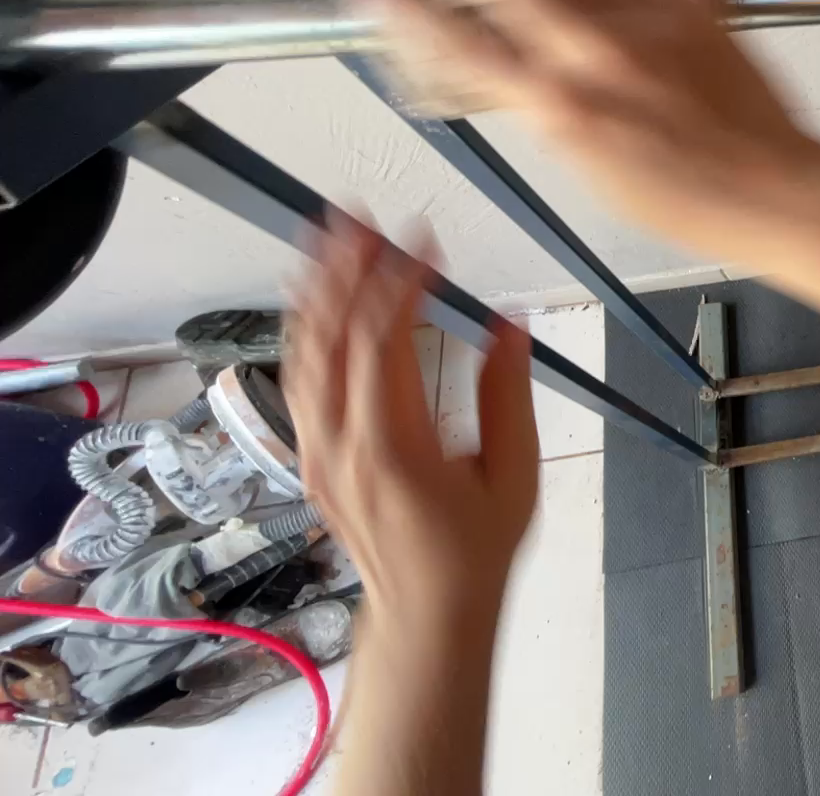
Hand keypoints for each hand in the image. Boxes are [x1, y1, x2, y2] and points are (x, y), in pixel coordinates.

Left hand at [285, 211, 538, 629]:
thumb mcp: (514, 469)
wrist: (428, 607)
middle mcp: (338, 442)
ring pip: (303, 355)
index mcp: (393, 445)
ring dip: (316, 290)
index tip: (426, 241)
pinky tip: (319, 300)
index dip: (402, 285)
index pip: (385, 344)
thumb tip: (509, 323)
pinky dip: (307, 328)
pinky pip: (301, 378)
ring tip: (331, 238)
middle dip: (343, 270)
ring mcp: (315, 448)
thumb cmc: (478, 543)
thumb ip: (506, 392)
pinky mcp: (313, 452)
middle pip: (328, 339)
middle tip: (358, 215)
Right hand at [356, 0, 819, 260]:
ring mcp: (650, 22)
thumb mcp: (600, 179)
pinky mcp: (700, 8)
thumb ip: (556, 119)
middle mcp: (595, 53)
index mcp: (561, 107)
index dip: (408, 6)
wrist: (777, 193)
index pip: (459, 41)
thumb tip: (527, 80)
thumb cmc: (694, 205)